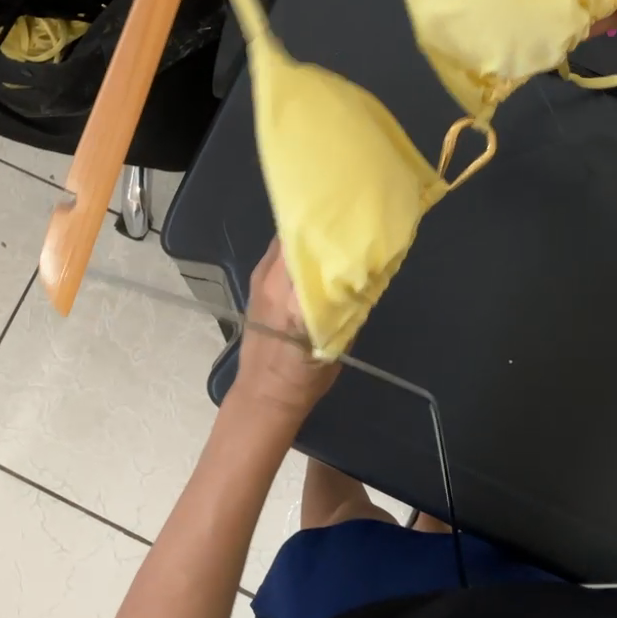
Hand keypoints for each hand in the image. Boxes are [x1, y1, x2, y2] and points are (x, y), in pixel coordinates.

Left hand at [231, 239, 339, 421]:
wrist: (263, 395)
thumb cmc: (304, 377)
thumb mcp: (337, 342)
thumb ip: (346, 303)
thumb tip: (361, 273)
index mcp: (294, 298)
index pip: (311, 247)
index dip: (331, 230)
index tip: (354, 222)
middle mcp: (272, 281)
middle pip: (295, 235)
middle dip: (320, 227)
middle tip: (345, 225)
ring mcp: (259, 279)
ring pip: (285, 241)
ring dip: (307, 236)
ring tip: (332, 235)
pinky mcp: (255, 283)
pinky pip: (279, 254)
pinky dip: (297, 248)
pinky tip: (315, 254)